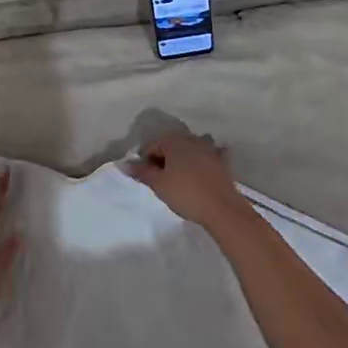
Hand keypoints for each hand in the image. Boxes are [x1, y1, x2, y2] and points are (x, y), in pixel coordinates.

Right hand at [123, 134, 252, 232]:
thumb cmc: (186, 193)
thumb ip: (142, 172)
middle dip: (164, 159)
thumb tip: (125, 164)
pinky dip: (203, 162)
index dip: (145, 162)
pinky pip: (208, 157)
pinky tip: (202, 172)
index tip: (146, 179)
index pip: (151, 147)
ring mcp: (209, 149)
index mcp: (173, 141)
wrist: (222, 208)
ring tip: (180, 179)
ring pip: (190, 150)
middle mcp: (192, 139)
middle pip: (171, 146)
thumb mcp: (159, 184)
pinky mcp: (222, 162)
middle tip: (161, 181)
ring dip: (183, 160)